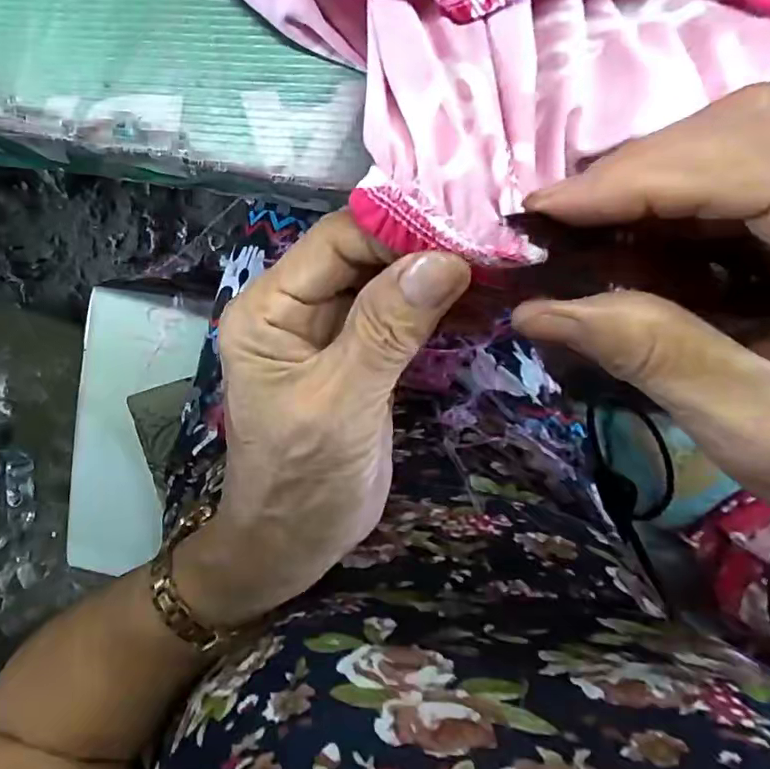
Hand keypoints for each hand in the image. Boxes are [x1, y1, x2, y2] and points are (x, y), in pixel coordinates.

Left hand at [174, 214, 470, 626]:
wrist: (291, 542)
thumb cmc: (302, 480)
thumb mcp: (341, 402)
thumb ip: (385, 330)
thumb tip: (442, 258)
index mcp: (266, 309)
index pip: (333, 242)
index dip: (398, 228)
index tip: (470, 225)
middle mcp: (289, 308)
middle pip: (358, 255)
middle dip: (423, 247)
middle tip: (499, 241)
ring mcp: (320, 331)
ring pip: (380, 282)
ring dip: (434, 275)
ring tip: (502, 264)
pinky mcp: (351, 355)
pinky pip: (392, 316)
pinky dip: (432, 307)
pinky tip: (480, 302)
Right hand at [510, 85, 769, 587]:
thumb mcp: (764, 439)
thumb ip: (654, 357)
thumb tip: (538, 307)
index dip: (651, 172)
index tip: (549, 209)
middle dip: (648, 166)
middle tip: (564, 221)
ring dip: (667, 172)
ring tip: (599, 227)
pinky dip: (699, 188)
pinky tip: (659, 233)